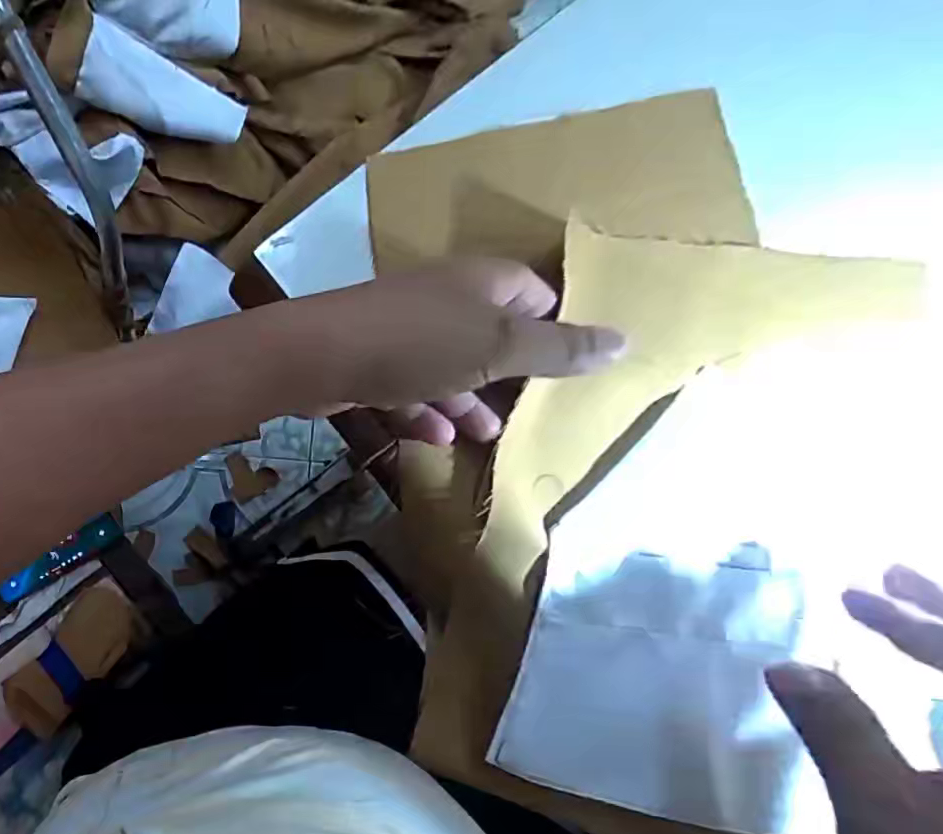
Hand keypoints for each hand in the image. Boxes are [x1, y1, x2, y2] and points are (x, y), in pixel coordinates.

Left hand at [299, 258, 626, 444]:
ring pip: (442, 370)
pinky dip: (420, 412)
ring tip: (485, 438)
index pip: (532, 296)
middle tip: (526, 415)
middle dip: (505, 378)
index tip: (564, 367)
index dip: (551, 328)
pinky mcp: (364, 366)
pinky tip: (434, 440)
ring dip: (464, 404)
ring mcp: (397, 335)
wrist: (316, 355)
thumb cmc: (416, 344)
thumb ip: (557, 348)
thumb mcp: (497, 348)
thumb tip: (626, 341)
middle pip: (484, 339)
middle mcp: (439, 303)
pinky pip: (402, 390)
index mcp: (480, 284)